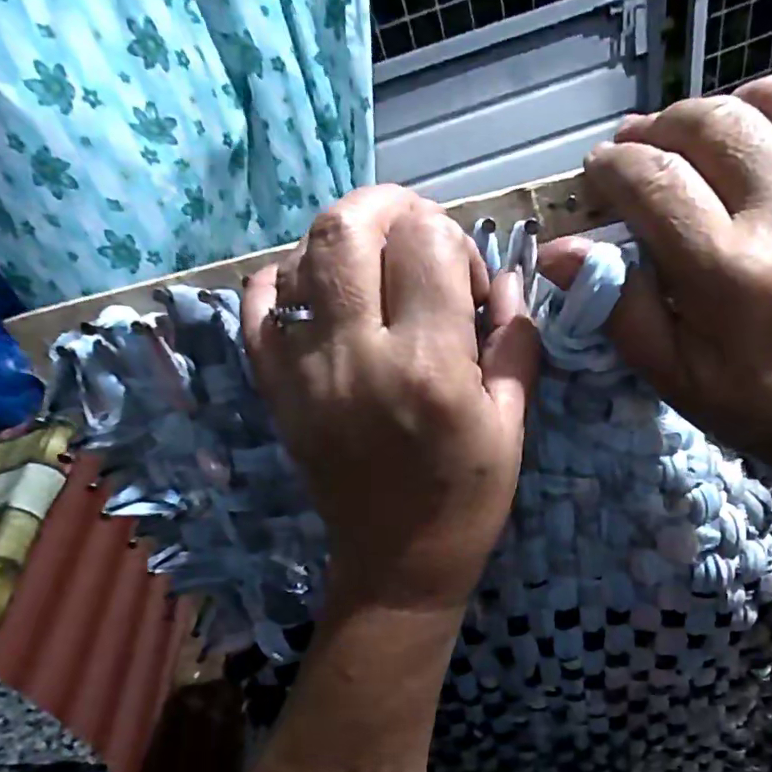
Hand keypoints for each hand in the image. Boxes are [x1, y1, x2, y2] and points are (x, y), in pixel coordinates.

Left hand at [241, 186, 542, 611]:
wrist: (395, 563)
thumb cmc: (466, 499)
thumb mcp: (511, 422)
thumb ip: (514, 338)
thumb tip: (504, 277)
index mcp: (429, 366)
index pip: (426, 239)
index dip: (452, 239)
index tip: (464, 282)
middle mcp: (357, 357)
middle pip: (348, 227)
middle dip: (388, 209)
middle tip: (412, 238)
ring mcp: (305, 373)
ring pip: (300, 257)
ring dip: (340, 243)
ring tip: (370, 272)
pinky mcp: (276, 392)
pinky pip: (257, 308)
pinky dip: (283, 280)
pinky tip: (317, 293)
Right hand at [578, 72, 771, 486]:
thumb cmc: (744, 401)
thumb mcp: (664, 370)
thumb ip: (613, 304)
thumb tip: (556, 252)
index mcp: (727, 272)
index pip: (654, 181)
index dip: (612, 168)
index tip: (595, 175)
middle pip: (710, 125)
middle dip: (657, 130)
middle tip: (635, 154)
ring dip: (720, 109)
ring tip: (693, 139)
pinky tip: (756, 143)